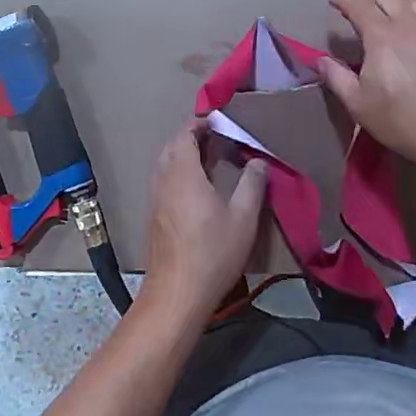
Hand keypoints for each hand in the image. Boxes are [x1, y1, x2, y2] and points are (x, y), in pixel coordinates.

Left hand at [137, 120, 268, 325]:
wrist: (177, 294)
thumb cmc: (212, 253)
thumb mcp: (243, 218)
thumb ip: (252, 185)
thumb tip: (259, 160)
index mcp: (183, 175)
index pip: (185, 135)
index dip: (200, 123)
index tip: (221, 121)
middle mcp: (164, 182)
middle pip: (172, 147)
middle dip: (192, 136)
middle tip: (220, 137)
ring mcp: (157, 200)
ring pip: (166, 164)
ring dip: (185, 154)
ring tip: (212, 157)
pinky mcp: (156, 216)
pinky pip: (165, 180)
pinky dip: (180, 172)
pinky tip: (200, 185)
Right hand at [319, 0, 415, 171]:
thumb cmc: (401, 120)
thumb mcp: (358, 104)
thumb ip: (336, 77)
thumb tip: (321, 60)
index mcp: (382, 37)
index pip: (359, 5)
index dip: (344, 0)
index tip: (333, 0)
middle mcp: (410, 25)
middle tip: (355, 6)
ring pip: (414, 2)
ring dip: (394, 1)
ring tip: (386, 12)